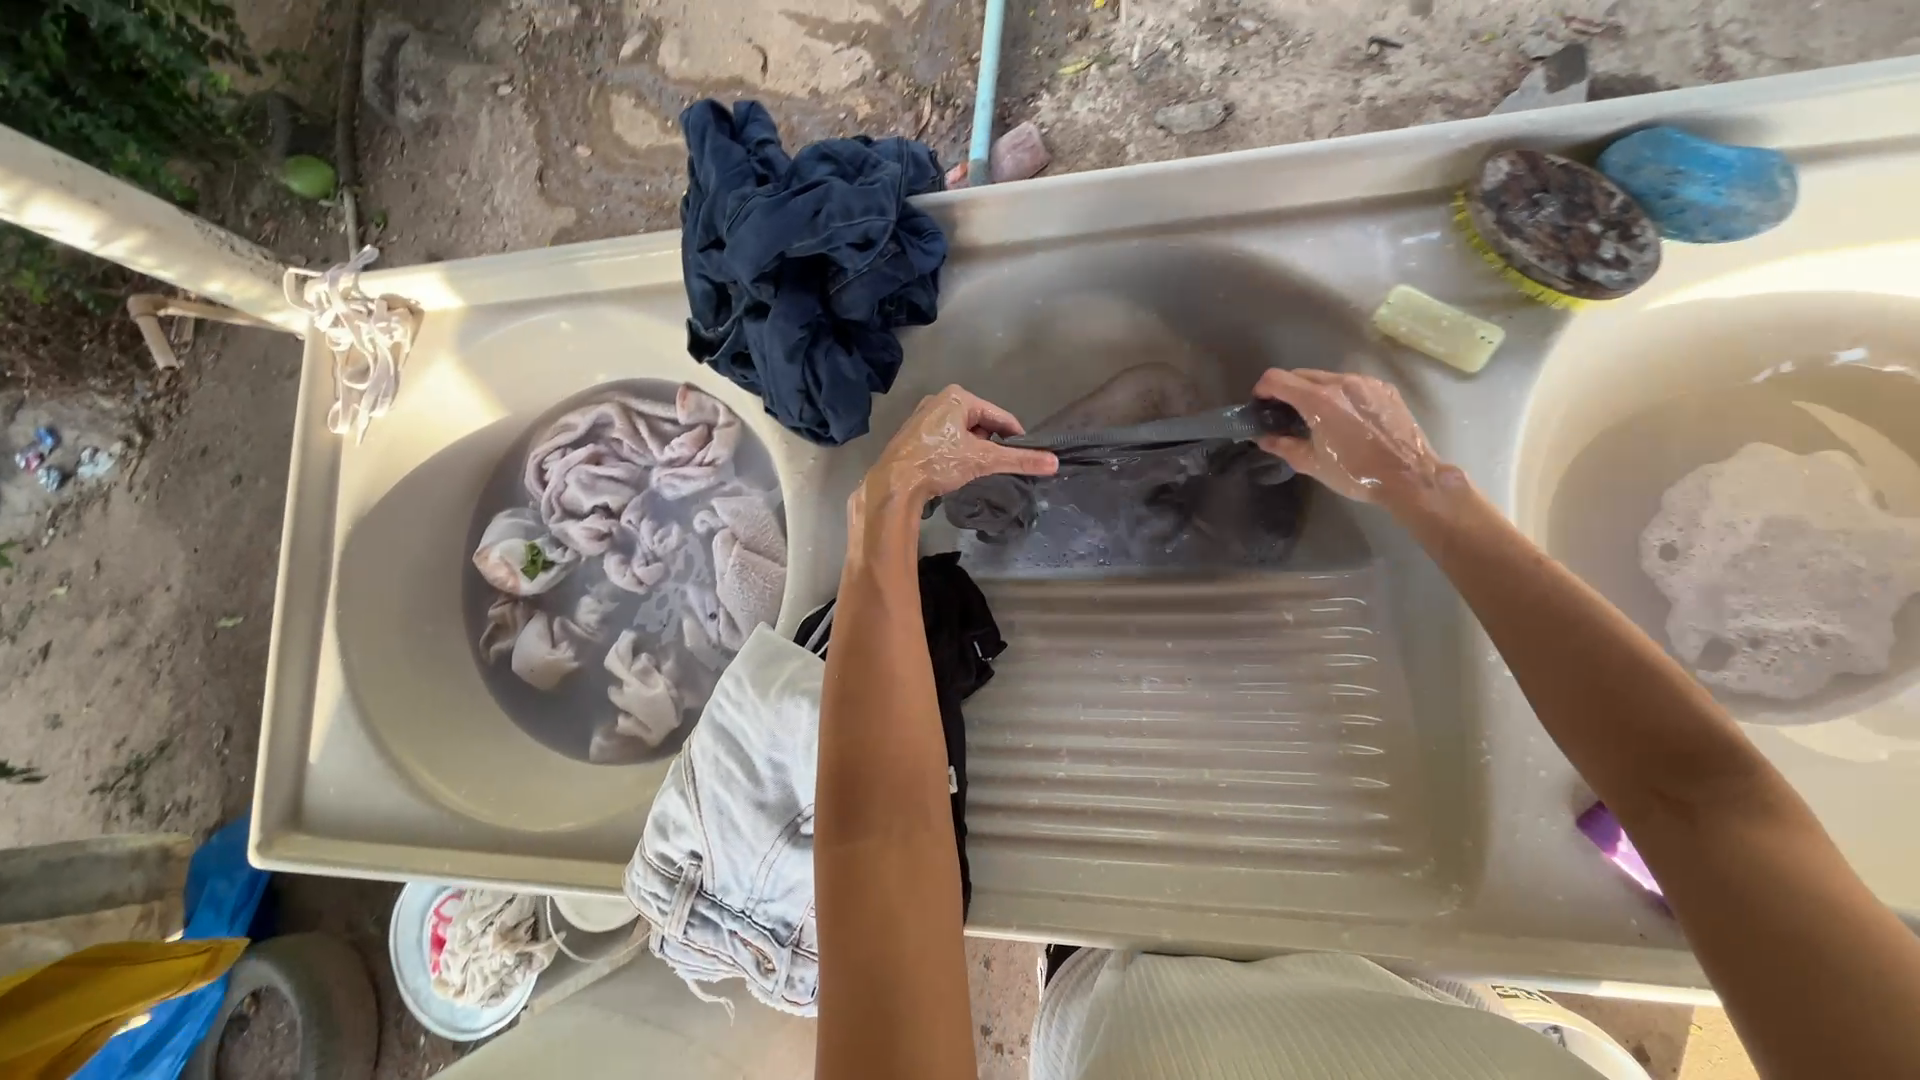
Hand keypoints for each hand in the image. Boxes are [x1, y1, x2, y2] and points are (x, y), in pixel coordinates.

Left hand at [863, 385, 1057, 505]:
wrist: (894, 483)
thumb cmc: (939, 463)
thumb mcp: (983, 460)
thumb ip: (1019, 460)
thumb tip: (1054, 463)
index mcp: (959, 397)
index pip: (1000, 416)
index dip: (1016, 437)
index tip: (1025, 456)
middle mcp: (940, 399)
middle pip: (981, 423)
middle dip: (989, 444)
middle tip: (991, 466)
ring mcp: (924, 416)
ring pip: (963, 432)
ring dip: (972, 449)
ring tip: (971, 469)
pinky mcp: (913, 433)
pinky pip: (946, 439)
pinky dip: (955, 451)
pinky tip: (952, 469)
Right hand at [1252, 368, 1448, 512]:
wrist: (1409, 476)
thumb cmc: (1355, 473)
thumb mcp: (1311, 463)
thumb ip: (1282, 446)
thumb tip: (1264, 438)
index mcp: (1318, 400)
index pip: (1277, 379)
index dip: (1262, 389)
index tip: (1261, 405)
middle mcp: (1341, 383)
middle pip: (1300, 374)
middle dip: (1286, 390)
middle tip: (1285, 413)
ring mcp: (1365, 383)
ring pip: (1327, 377)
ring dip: (1313, 391)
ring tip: (1316, 416)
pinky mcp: (1384, 388)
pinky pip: (1351, 384)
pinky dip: (1339, 394)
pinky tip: (1345, 417)